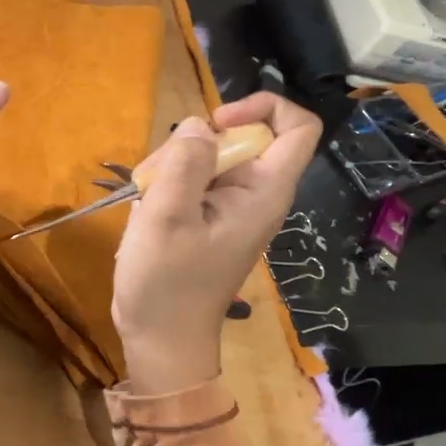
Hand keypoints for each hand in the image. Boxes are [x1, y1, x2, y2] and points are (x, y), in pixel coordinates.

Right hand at [111, 93, 320, 394]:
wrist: (160, 338)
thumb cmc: (166, 283)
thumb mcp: (167, 218)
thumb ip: (184, 164)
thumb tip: (197, 125)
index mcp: (263, 193)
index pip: (298, 127)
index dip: (262, 108)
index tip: (215, 121)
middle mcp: (255, 195)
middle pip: (240, 136)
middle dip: (195, 143)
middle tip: (163, 176)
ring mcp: (230, 207)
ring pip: (209, 156)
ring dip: (172, 165)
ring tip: (149, 198)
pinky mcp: (207, 218)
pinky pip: (192, 180)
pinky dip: (167, 185)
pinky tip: (148, 211)